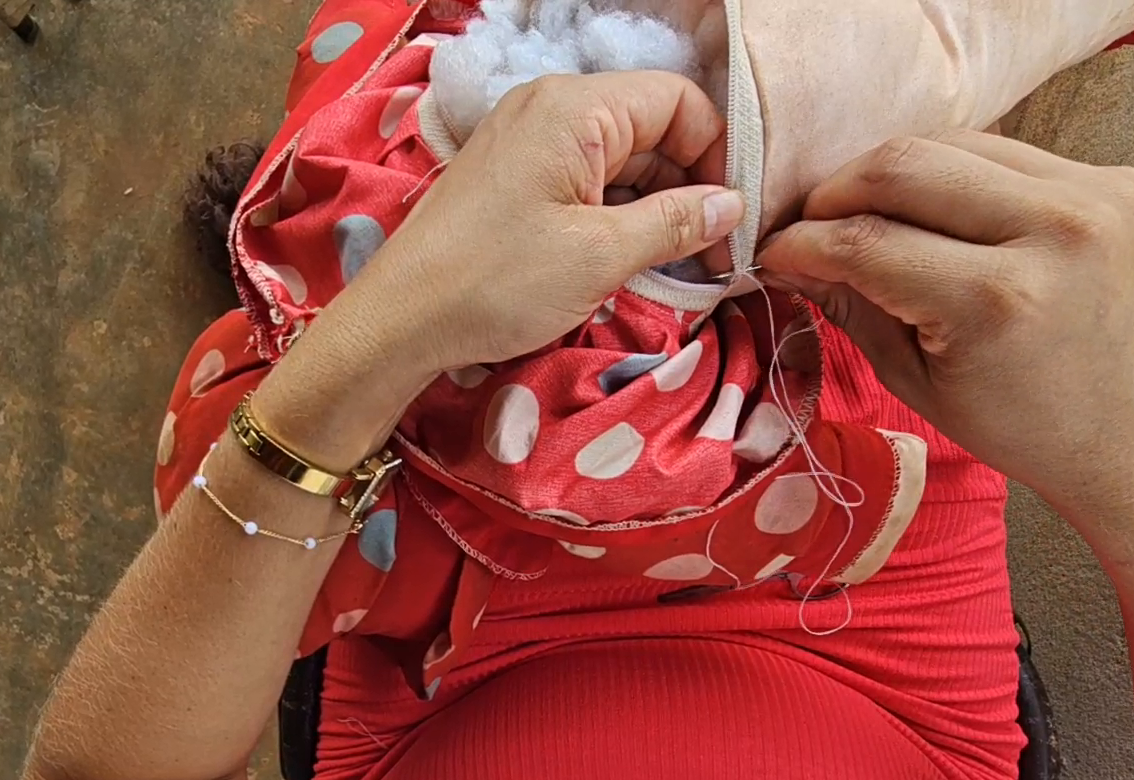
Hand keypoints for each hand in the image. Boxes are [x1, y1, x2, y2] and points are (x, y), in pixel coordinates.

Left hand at [330, 70, 745, 371]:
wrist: (401, 322)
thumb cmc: (497, 284)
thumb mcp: (598, 257)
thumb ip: (672, 224)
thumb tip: (730, 207)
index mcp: (575, 108)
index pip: (678, 103)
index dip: (717, 157)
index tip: (732, 220)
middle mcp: (548, 112)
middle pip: (647, 131)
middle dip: (684, 188)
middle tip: (709, 254)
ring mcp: (522, 148)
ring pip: (613, 165)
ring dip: (647, 210)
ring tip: (671, 265)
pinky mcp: (507, 186)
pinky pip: (576, 187)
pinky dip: (607, 219)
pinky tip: (622, 259)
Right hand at [756, 130, 1133, 523]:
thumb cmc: (1013, 425)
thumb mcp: (910, 378)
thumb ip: (850, 306)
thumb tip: (788, 263)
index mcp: (994, 300)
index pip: (865, 241)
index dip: (800, 243)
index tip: (767, 254)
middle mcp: (1053, 226)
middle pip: (904, 165)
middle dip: (832, 192)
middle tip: (804, 227)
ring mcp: (1094, 190)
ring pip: (949, 143)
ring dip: (883, 176)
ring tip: (853, 217)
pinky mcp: (1113, 176)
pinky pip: (997, 152)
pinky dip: (940, 175)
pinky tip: (918, 211)